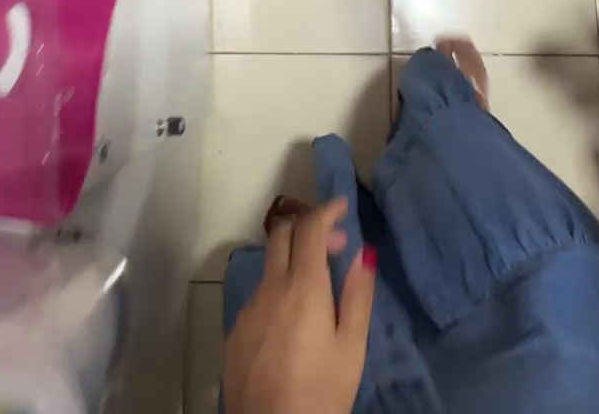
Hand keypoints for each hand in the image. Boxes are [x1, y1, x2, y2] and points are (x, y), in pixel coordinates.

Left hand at [224, 198, 374, 413]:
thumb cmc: (321, 393)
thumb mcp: (351, 347)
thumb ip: (358, 295)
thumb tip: (363, 253)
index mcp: (303, 286)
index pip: (310, 227)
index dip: (326, 210)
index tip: (342, 205)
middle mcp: (271, 288)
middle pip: (282, 234)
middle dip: (308, 227)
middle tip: (334, 245)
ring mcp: (248, 309)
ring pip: (269, 266)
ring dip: (292, 261)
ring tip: (317, 289)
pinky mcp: (235, 331)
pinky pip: (259, 296)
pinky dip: (278, 291)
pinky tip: (291, 323)